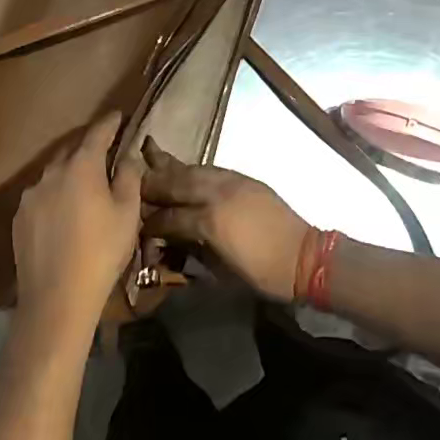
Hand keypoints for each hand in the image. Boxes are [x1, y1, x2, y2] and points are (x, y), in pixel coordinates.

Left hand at [12, 113, 144, 327]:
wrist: (57, 297)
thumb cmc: (101, 251)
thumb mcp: (128, 212)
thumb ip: (129, 176)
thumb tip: (128, 155)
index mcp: (81, 165)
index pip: (98, 133)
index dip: (110, 122)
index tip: (118, 115)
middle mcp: (52, 172)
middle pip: (73, 150)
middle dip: (89, 147)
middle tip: (105, 152)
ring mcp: (31, 195)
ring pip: (54, 173)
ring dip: (70, 173)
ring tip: (83, 186)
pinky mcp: (19, 218)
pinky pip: (41, 195)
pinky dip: (55, 195)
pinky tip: (63, 213)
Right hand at [141, 138, 312, 302]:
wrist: (305, 256)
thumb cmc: (263, 273)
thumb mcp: (222, 270)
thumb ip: (193, 249)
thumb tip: (172, 241)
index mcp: (210, 221)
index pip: (169, 216)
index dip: (151, 222)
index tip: (138, 225)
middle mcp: (217, 194)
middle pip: (176, 183)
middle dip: (153, 184)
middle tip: (135, 185)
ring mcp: (232, 182)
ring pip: (193, 169)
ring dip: (171, 170)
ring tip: (153, 166)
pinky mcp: (244, 178)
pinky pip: (211, 170)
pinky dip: (194, 171)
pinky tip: (187, 173)